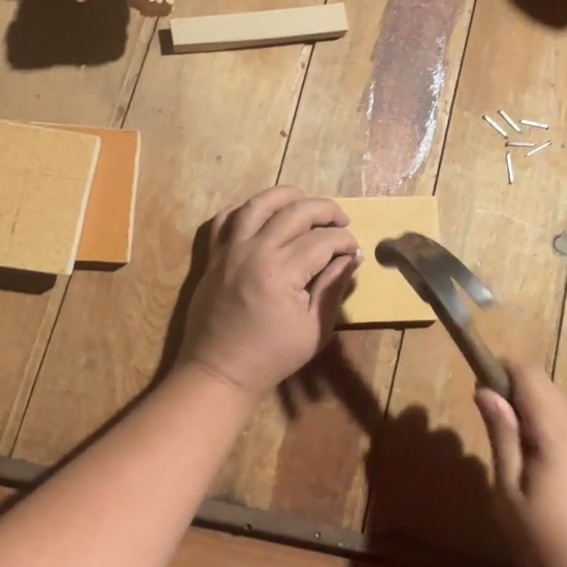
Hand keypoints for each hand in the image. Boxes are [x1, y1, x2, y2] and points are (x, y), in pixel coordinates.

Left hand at [178, 187, 361, 399]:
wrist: (218, 371)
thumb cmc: (272, 356)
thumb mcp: (315, 329)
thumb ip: (333, 288)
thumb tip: (351, 258)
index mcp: (282, 272)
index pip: (323, 240)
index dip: (345, 241)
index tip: (354, 250)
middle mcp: (254, 251)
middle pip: (296, 211)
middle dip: (326, 210)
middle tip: (341, 220)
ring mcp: (229, 250)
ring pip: (259, 203)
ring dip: (287, 196)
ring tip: (306, 201)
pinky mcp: (213, 255)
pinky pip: (226, 218)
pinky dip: (246, 208)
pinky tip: (264, 213)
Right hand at [475, 361, 566, 566]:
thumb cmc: (557, 548)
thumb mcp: (511, 497)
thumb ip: (502, 438)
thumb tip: (487, 392)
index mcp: (561, 430)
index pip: (529, 373)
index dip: (502, 375)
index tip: (485, 401)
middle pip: (549, 395)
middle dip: (521, 409)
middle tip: (505, 454)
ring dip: (543, 432)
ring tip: (532, 484)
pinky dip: (565, 451)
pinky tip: (563, 499)